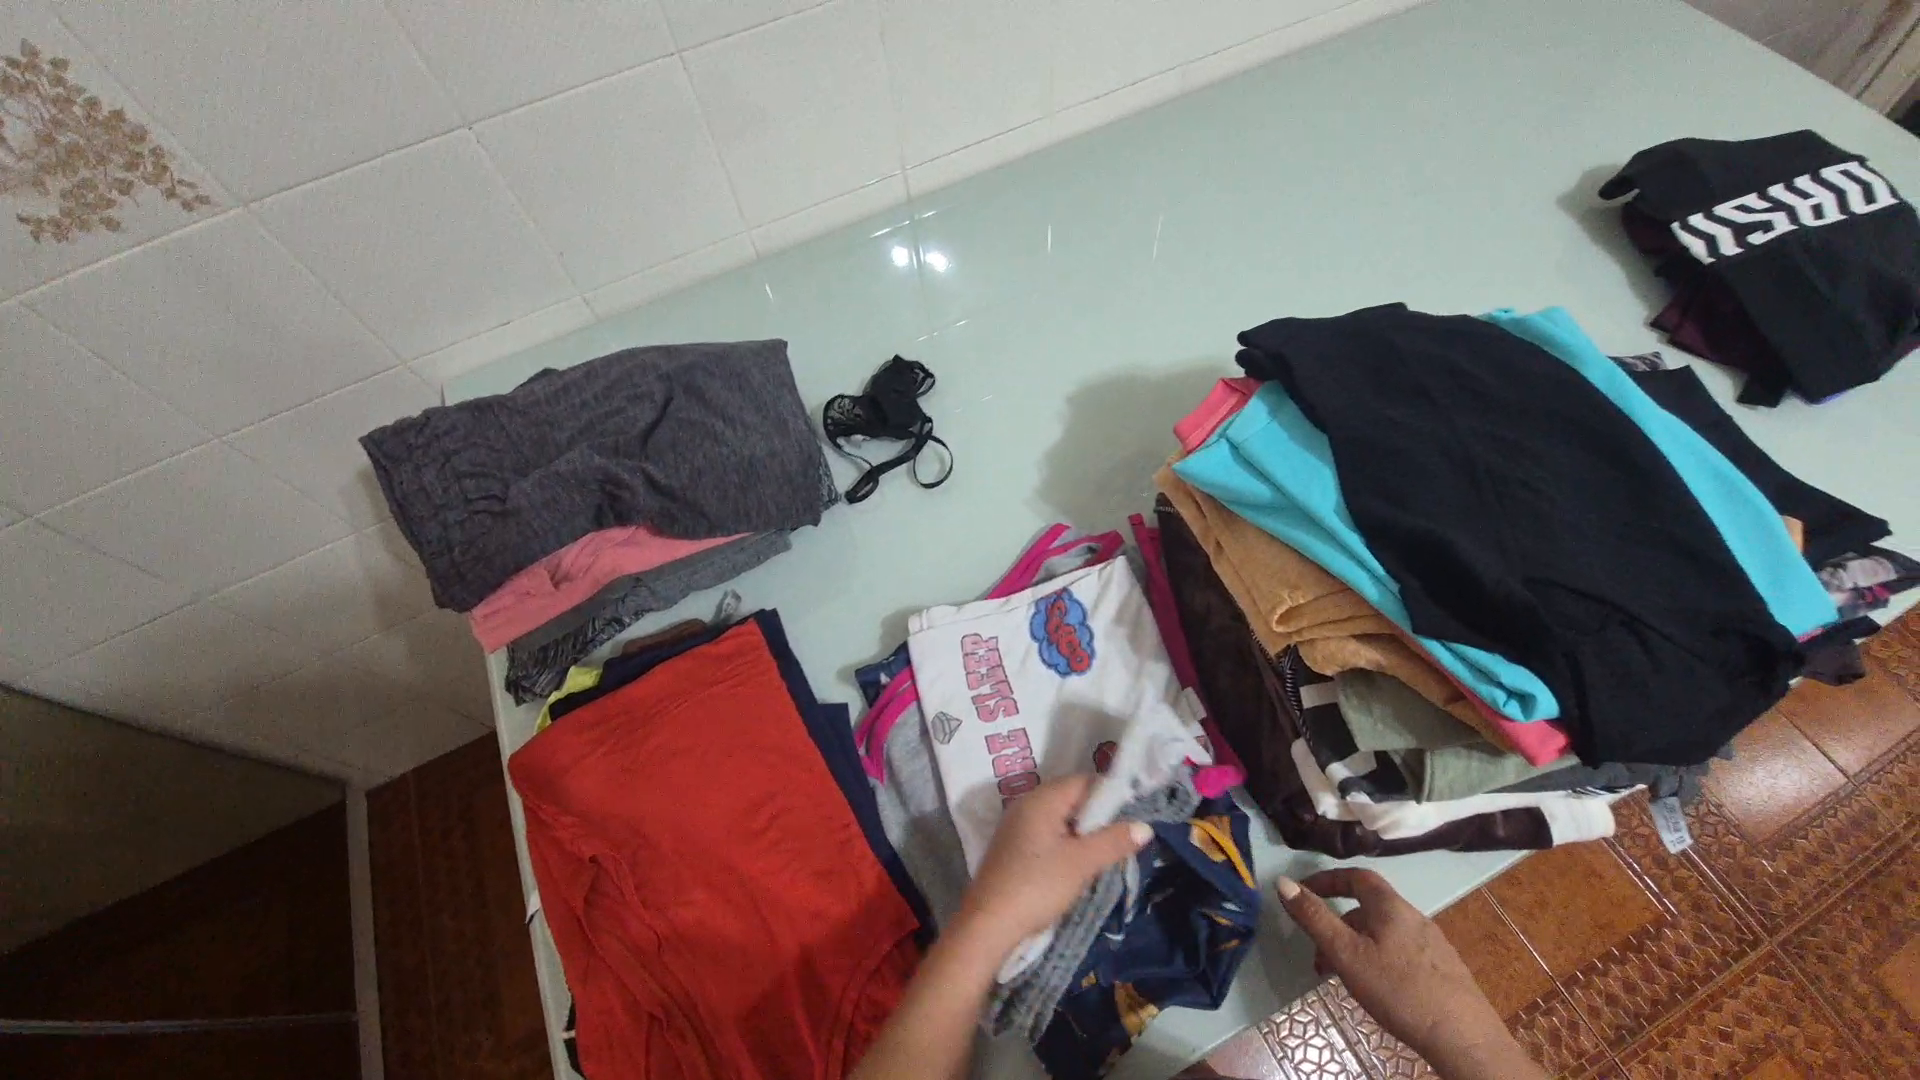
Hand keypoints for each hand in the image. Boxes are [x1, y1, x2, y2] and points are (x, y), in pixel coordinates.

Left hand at [951, 773, 1152, 959]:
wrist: (988, 924)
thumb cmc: (1037, 886)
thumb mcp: (1081, 863)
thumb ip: (1113, 841)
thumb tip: (1145, 826)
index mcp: (1041, 799)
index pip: (1083, 781)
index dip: (1110, 795)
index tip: (1131, 817)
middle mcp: (1026, 804)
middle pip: (1071, 798)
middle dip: (1097, 817)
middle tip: (1118, 841)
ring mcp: (1016, 825)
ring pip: (1060, 818)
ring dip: (1082, 834)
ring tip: (1100, 857)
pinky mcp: (1012, 847)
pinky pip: (1046, 834)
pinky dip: (1064, 844)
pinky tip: (1074, 867)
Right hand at [1276, 869, 1544, 1079]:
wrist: (1466, 1041)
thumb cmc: (1399, 990)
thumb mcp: (1346, 954)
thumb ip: (1314, 917)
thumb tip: (1283, 882)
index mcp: (1391, 907)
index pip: (1356, 876)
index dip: (1328, 880)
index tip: (1305, 893)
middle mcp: (1414, 918)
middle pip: (1368, 908)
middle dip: (1337, 924)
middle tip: (1318, 953)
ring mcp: (1433, 945)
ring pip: (1383, 933)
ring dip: (1355, 945)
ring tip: (1342, 977)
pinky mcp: (1444, 972)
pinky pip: (1401, 952)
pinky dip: (1378, 959)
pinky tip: (1377, 989)